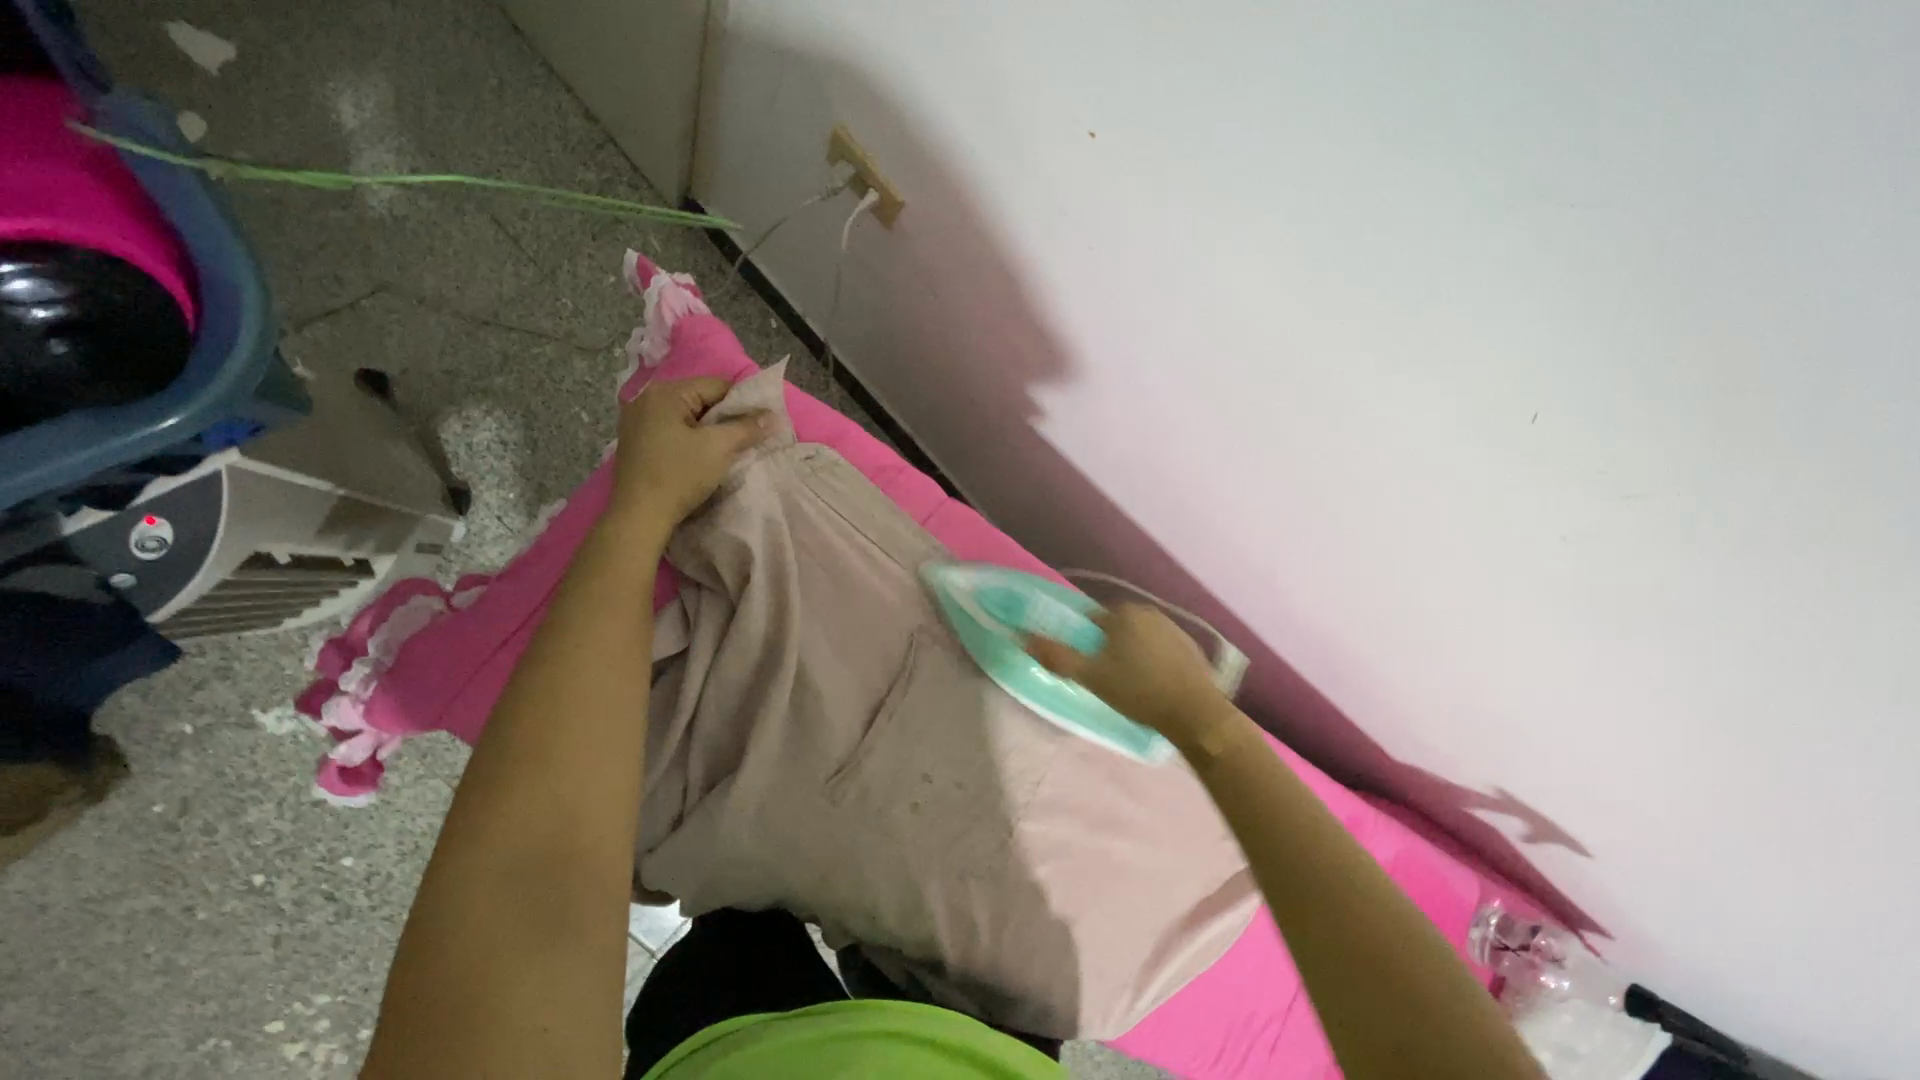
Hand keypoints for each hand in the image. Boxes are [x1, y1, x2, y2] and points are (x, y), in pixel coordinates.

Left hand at [610, 377, 770, 528]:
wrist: (639, 517)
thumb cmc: (679, 475)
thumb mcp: (719, 448)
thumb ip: (748, 427)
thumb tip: (773, 416)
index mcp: (665, 393)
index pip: (716, 385)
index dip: (743, 402)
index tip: (761, 423)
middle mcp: (646, 399)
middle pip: (700, 399)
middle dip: (726, 417)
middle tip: (747, 437)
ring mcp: (636, 421)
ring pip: (687, 417)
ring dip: (709, 430)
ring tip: (726, 449)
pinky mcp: (635, 442)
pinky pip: (672, 430)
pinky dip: (690, 439)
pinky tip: (700, 456)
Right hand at [1024, 603, 1231, 745]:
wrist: (1195, 713)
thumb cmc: (1138, 691)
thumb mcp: (1091, 677)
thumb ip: (1057, 656)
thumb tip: (1024, 637)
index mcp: (1122, 613)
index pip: (1090, 622)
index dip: (1084, 644)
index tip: (1086, 667)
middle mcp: (1149, 612)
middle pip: (1115, 628)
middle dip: (1108, 648)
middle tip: (1105, 679)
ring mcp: (1173, 628)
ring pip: (1139, 638)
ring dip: (1131, 654)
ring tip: (1130, 685)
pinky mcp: (1191, 647)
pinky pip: (1161, 649)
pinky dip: (1154, 661)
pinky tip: (1154, 685)